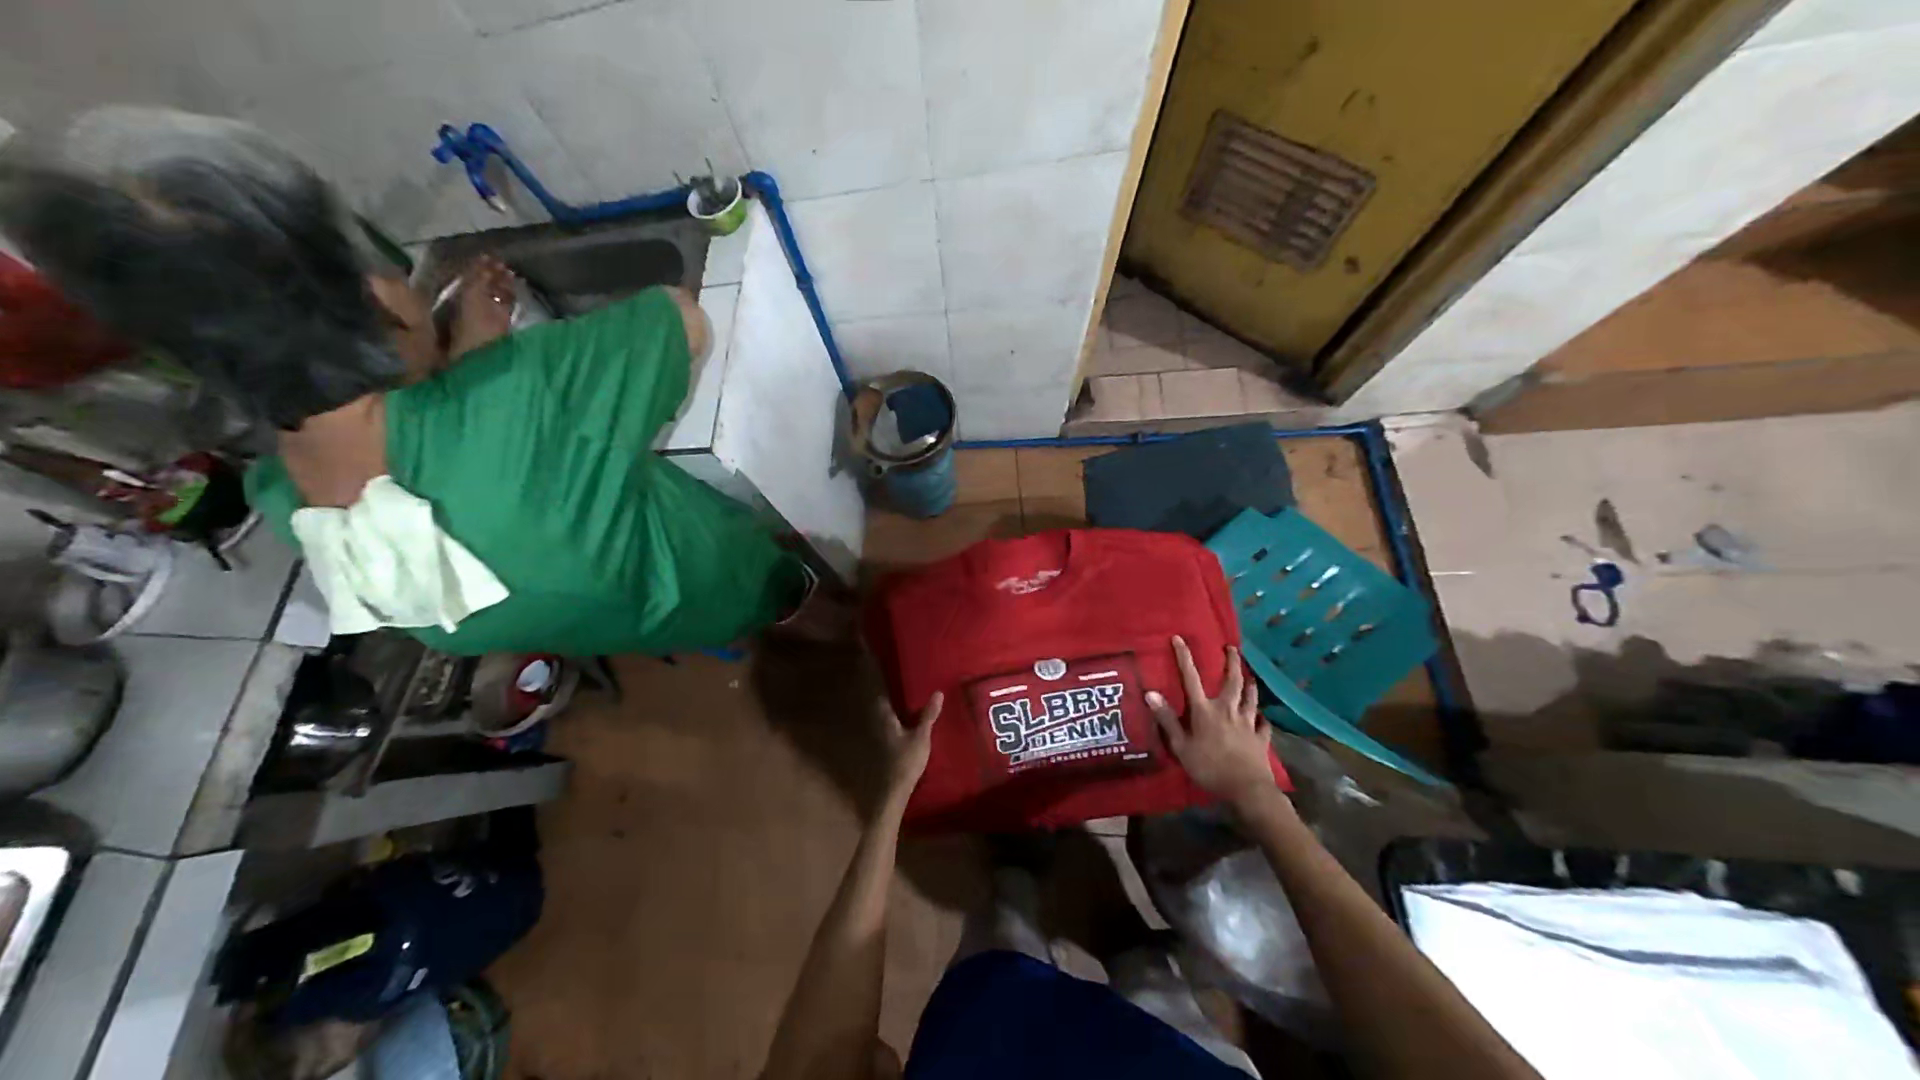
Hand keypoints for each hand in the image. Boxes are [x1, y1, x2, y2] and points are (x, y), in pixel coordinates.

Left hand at [447, 255, 515, 357]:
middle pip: (485, 282)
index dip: (480, 265)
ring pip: (496, 291)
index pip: (472, 275)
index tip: (490, 256)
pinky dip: (510, 294)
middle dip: (493, 272)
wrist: (482, 353)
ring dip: (503, 282)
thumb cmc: (473, 326)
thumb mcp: (472, 296)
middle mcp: (476, 300)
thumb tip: (486, 259)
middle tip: (503, 262)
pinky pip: (506, 302)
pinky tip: (515, 287)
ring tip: (511, 273)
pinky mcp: (502, 321)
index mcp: (465, 293)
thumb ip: (479, 278)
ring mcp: (490, 310)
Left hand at [879, 692, 941, 807]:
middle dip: (895, 700)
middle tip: (912, 692)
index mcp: (885, 719)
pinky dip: (899, 727)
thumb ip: (928, 715)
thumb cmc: (906, 760)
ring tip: (915, 708)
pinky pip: (891, 732)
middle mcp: (878, 726)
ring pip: (888, 721)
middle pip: (884, 708)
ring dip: (898, 714)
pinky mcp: (884, 751)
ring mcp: (880, 739)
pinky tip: (911, 728)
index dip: (890, 687)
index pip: (883, 697)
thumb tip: (938, 692)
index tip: (902, 680)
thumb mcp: (921, 736)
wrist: (894, 790)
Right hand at [1147, 636, 1279, 813]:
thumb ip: (1167, 720)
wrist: (1246, 788)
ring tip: (1250, 676)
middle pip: (1232, 680)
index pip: (1191, 678)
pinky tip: (1261, 716)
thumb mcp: (1180, 746)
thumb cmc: (1209, 768)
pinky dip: (1262, 718)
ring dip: (1250, 684)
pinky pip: (1263, 723)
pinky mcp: (1261, 737)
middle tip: (1232, 648)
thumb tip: (1151, 693)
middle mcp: (1227, 710)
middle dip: (1232, 662)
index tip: (1179, 638)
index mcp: (1205, 711)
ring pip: (1250, 697)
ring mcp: (1247, 723)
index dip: (1184, 657)